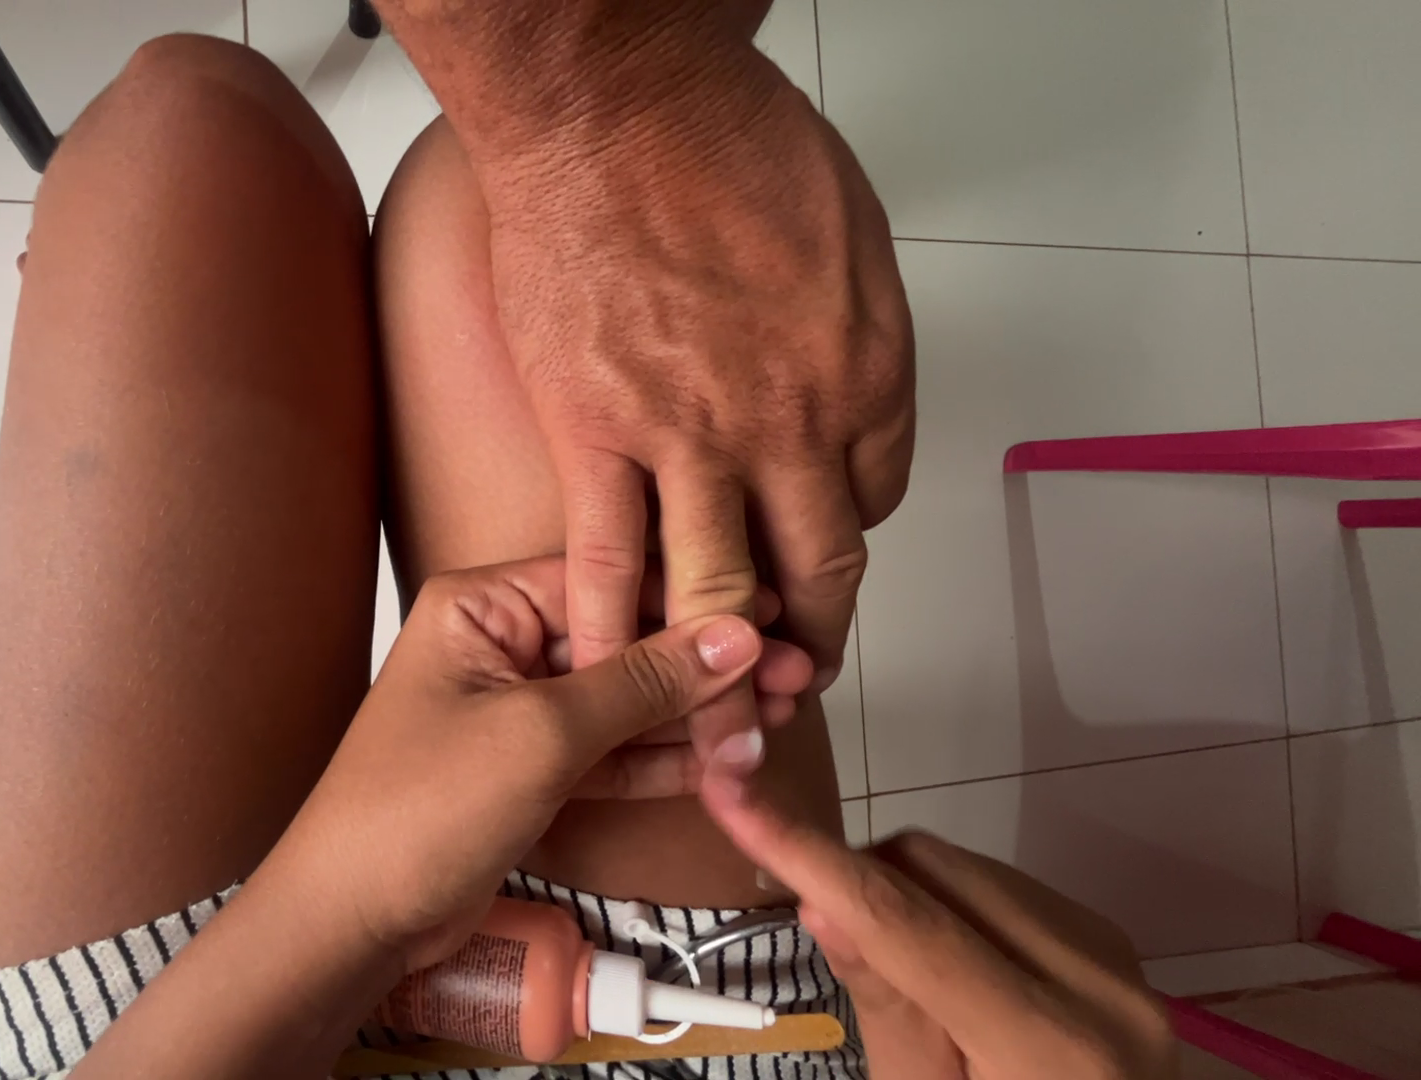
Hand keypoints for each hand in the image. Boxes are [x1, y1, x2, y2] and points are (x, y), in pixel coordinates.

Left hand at [262, 556, 812, 972]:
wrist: (358, 918)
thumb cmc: (424, 805)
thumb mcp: (542, 732)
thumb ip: (641, 681)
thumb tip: (732, 633)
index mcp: (484, 606)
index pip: (602, 578)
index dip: (687, 595)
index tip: (770, 608)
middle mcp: (501, 644)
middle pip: (620, 639)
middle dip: (702, 660)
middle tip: (792, 669)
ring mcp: (519, 706)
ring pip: (622, 698)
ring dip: (693, 709)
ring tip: (777, 709)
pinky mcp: (533, 764)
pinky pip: (608, 748)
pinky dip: (660, 754)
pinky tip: (723, 752)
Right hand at [465, 37, 913, 758]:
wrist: (612, 112)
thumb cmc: (727, 147)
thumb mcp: (848, 225)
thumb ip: (856, 332)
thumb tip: (832, 402)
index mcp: (861, 370)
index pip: (867, 500)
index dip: (837, 548)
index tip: (808, 570)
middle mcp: (787, 424)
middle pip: (810, 567)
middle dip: (807, 645)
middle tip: (792, 689)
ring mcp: (686, 438)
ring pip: (713, 587)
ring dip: (715, 664)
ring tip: (708, 714)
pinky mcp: (592, 436)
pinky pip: (607, 556)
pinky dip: (610, 625)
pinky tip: (604, 671)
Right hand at [698, 763, 1176, 1078]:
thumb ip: (880, 1001)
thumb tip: (819, 903)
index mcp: (1050, 1048)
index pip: (900, 922)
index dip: (808, 855)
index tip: (731, 799)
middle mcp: (1097, 981)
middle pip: (926, 866)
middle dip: (859, 880)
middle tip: (837, 940)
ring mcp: (1111, 952)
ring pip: (951, 860)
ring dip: (898, 890)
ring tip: (908, 970)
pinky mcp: (1104, 935)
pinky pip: (986, 876)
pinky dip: (939, 899)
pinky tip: (951, 961)